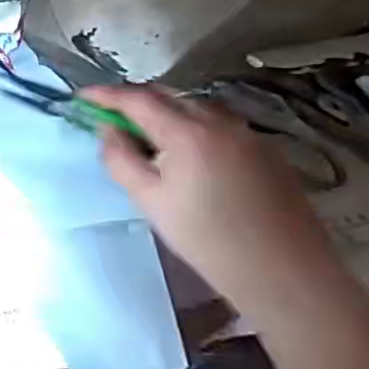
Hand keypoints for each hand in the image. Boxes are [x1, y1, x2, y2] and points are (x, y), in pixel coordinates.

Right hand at [80, 85, 362, 326]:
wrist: (287, 274)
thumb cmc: (207, 239)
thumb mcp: (147, 199)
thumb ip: (119, 157)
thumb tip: (108, 130)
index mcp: (189, 134)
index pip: (137, 99)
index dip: (105, 94)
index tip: (81, 97)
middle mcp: (222, 125)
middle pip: (169, 95)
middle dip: (134, 98)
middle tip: (107, 113)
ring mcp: (250, 136)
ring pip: (196, 106)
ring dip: (164, 109)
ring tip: (142, 132)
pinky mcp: (267, 152)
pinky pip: (218, 124)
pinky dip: (190, 124)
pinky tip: (182, 151)